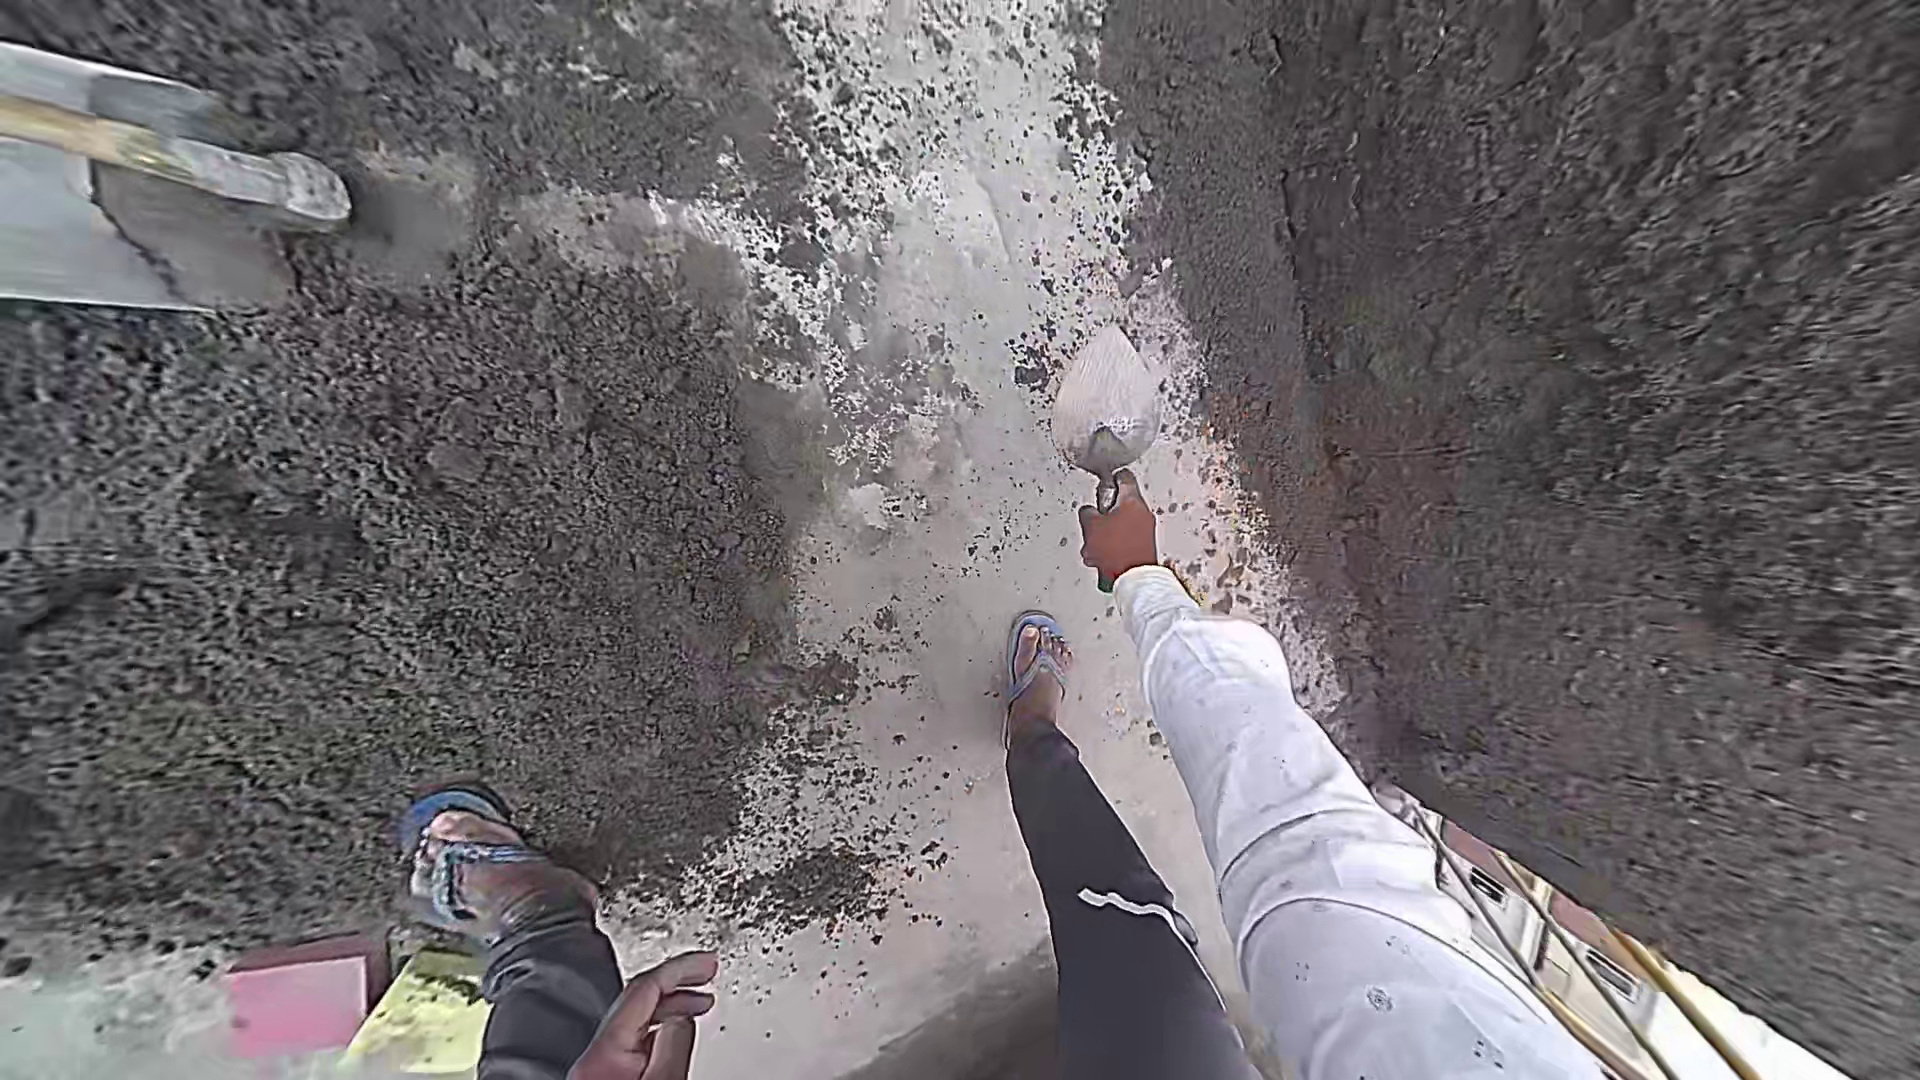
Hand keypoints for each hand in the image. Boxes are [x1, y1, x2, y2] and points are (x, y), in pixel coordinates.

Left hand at [570, 951, 718, 1079]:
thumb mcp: (666, 1079)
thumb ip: (677, 1039)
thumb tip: (685, 1013)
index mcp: (604, 1051)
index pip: (645, 986)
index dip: (681, 967)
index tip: (707, 962)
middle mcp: (594, 1057)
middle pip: (639, 998)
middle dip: (678, 980)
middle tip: (708, 971)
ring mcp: (596, 1070)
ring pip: (638, 1019)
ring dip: (673, 1003)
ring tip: (701, 1001)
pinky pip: (635, 1040)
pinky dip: (661, 1027)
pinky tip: (678, 1032)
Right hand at [1078, 469, 1157, 583]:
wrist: (1132, 577)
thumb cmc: (1115, 549)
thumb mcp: (1090, 525)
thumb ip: (1087, 512)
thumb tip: (1089, 511)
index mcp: (1132, 501)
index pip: (1123, 477)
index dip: (1110, 478)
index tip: (1105, 482)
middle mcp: (1143, 514)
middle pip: (1119, 504)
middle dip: (1103, 515)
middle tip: (1093, 522)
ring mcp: (1145, 531)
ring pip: (1120, 524)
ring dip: (1105, 533)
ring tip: (1095, 546)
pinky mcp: (1143, 547)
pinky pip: (1124, 540)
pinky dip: (1112, 546)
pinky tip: (1101, 557)